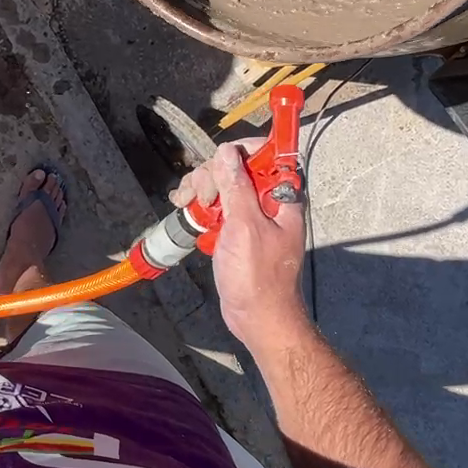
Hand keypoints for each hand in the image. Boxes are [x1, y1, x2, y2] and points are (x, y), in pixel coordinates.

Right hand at [170, 140, 309, 351]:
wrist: (257, 317)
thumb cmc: (257, 275)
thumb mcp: (245, 226)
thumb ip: (237, 186)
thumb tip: (227, 152)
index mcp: (281, 197)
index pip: (267, 155)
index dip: (242, 151)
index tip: (219, 161)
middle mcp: (268, 202)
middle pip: (237, 169)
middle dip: (213, 176)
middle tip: (202, 198)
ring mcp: (250, 217)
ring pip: (222, 186)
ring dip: (201, 189)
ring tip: (187, 205)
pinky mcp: (235, 231)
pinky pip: (216, 207)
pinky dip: (200, 206)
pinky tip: (186, 210)